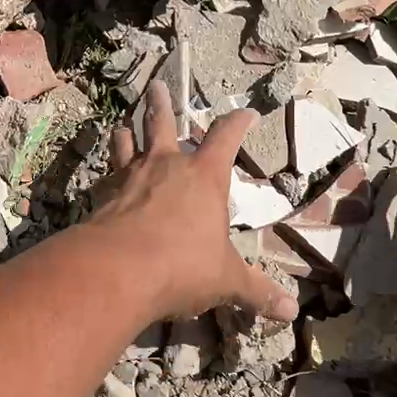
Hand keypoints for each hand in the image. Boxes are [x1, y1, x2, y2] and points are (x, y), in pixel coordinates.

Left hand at [85, 81, 298, 322]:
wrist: (121, 267)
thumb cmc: (183, 265)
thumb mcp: (226, 280)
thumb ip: (255, 290)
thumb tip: (291, 311)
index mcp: (204, 176)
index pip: (226, 138)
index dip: (238, 123)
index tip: (248, 112)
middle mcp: (167, 164)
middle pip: (161, 122)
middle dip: (161, 103)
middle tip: (156, 85)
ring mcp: (133, 173)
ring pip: (128, 140)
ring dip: (127, 132)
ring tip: (124, 125)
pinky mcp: (107, 190)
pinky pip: (108, 171)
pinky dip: (109, 169)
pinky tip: (106, 176)